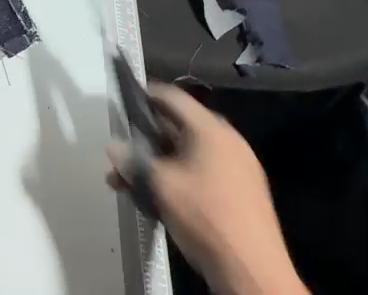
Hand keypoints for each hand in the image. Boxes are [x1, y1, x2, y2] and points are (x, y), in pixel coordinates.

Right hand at [117, 85, 306, 294]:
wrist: (253, 273)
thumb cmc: (205, 218)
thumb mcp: (160, 186)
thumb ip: (132, 161)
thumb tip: (113, 147)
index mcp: (211, 130)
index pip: (172, 97)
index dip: (145, 95)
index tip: (122, 103)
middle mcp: (228, 142)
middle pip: (179, 127)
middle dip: (145, 141)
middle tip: (122, 154)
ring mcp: (238, 168)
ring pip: (188, 154)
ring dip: (158, 164)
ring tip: (130, 184)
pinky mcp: (242, 193)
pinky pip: (202, 172)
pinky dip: (178, 177)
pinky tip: (158, 199)